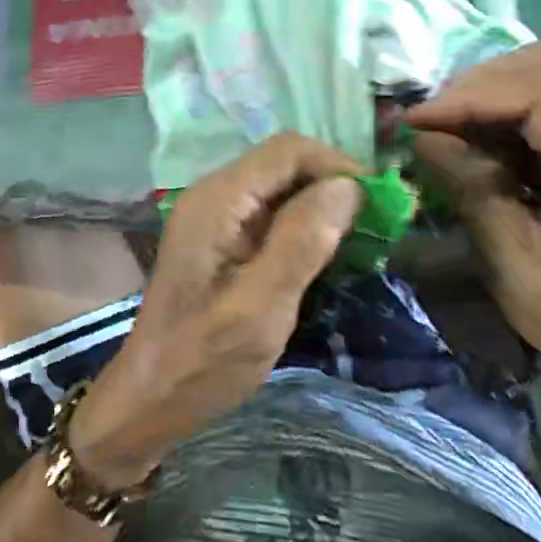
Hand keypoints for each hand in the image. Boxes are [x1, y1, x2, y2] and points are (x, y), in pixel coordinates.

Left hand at [70, 133, 363, 487]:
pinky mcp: (221, 239)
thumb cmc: (206, 357)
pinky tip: (330, 255)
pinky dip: (305, 225)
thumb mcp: (262, 305)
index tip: (386, 206)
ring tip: (366, 242)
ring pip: (281, 187)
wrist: (154, 391)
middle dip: (336, 185)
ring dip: (324, 206)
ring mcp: (214, 217)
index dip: (340, 167)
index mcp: (216, 200)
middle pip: (284, 163)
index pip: (287, 150)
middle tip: (383, 228)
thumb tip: (348, 186)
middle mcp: (213, 195)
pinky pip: (270, 214)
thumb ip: (301, 241)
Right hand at [404, 42, 540, 409]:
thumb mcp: (514, 263)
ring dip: (496, 93)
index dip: (471, 96)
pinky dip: (511, 114)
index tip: (417, 121)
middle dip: (483, 82)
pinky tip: (481, 144)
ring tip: (451, 127)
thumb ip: (474, 190)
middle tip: (435, 119)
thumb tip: (424, 136)